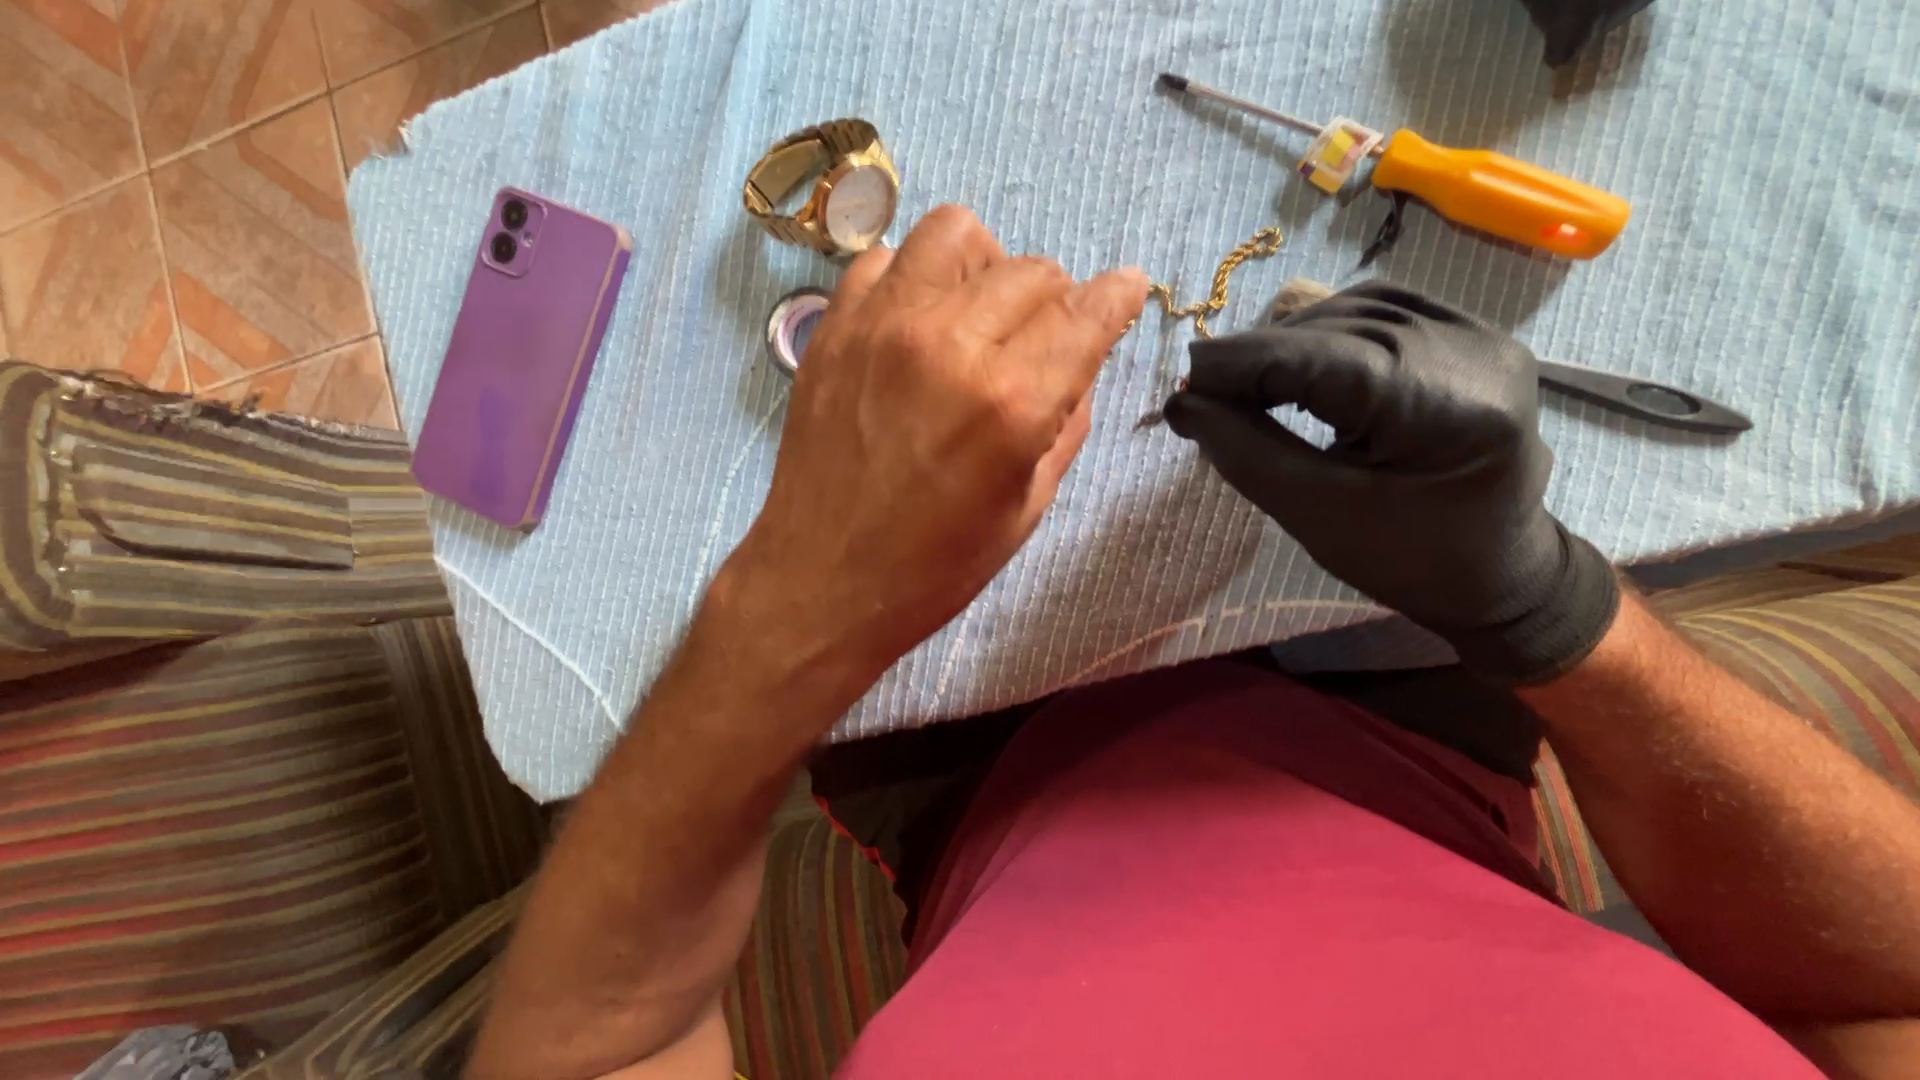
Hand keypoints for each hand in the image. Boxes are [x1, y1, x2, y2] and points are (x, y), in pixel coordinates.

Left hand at [722, 205, 1147, 696]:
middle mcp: (951, 343)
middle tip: (1041, 340)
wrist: (823, 582)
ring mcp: (884, 326)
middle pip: (1032, 270)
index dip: (1120, 296)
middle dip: (1056, 299)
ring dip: (986, 264)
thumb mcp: (1028, 506)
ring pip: (956, 232)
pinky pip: (885, 259)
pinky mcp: (835, 328)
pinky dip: (915, 278)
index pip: (1087, 313)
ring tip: (978, 312)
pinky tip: (916, 322)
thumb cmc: (936, 566)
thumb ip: (1066, 420)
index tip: (1127, 288)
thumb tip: (1080, 359)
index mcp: (1012, 403)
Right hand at [1162, 282, 1617, 683]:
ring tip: (1246, 381)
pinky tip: (1296, 361)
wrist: (1499, 571)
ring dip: (1288, 340)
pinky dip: (1325, 331)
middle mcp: (1473, 353)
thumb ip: (1245, 452)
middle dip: (1260, 355)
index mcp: (1447, 410)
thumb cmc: (1406, 561)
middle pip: (1338, 327)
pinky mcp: (1474, 335)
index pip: (1324, 359)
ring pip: (1356, 309)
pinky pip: (1383, 311)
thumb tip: (1183, 404)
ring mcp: (1481, 336)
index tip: (1184, 384)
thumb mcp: (1315, 516)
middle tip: (1205, 393)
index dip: (1244, 362)